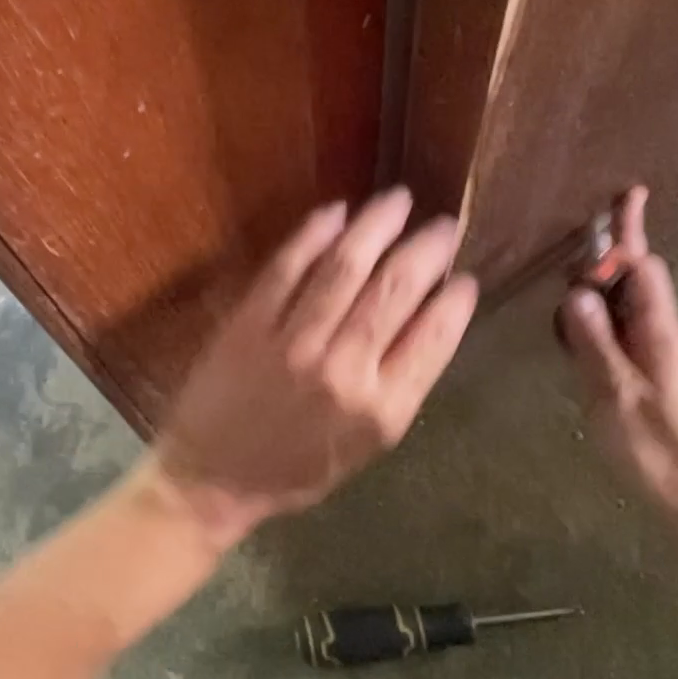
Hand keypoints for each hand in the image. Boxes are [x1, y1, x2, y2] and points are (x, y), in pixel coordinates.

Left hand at [146, 188, 479, 546]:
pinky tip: (336, 212)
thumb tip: (431, 320)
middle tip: (442, 224)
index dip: (454, 301)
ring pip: (345, 269)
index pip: (433, 338)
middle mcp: (343, 371)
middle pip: (394, 292)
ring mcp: (293, 343)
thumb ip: (399, 387)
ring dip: (375, 227)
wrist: (213, 478)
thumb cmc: (296, 469)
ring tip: (396, 200)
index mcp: (381, 410)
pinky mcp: (249, 324)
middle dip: (425, 250)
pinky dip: (313, 235)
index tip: (464, 275)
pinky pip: (287, 269)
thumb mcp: (365, 447)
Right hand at [556, 187, 677, 519]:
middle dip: (613, 248)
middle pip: (636, 278)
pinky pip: (617, 328)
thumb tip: (576, 292)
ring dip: (600, 281)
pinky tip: (574, 319)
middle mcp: (660, 335)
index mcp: (659, 333)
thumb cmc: (653, 445)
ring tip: (570, 269)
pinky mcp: (643, 372)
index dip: (625, 238)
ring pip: (625, 303)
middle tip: (587, 225)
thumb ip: (593, 341)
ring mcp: (653, 354)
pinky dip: (596, 312)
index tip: (616, 202)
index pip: (644, 268)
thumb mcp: (614, 391)